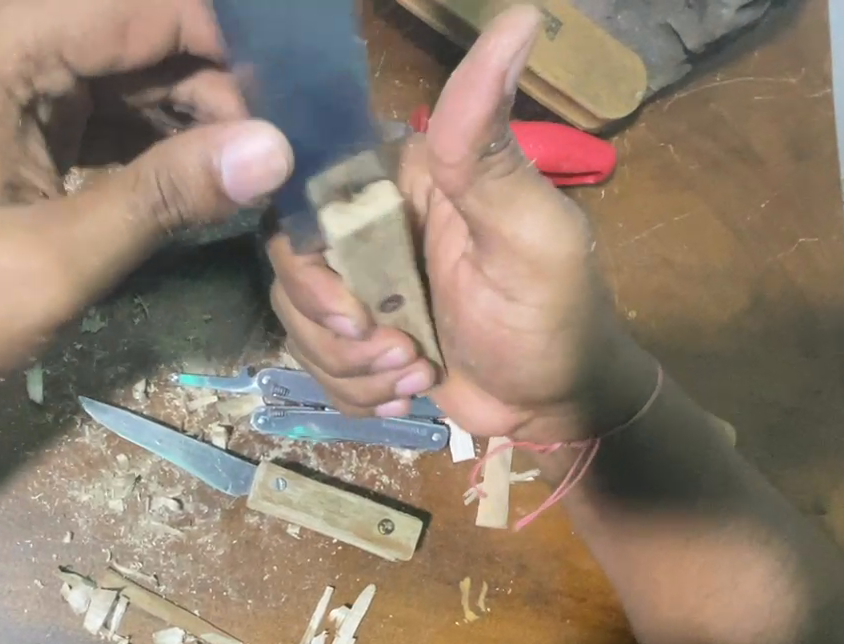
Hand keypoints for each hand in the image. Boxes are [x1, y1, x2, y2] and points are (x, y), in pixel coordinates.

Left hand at [0, 0, 292, 387]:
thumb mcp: (62, 256)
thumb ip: (163, 198)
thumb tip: (273, 150)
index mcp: (5, 45)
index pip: (144, 8)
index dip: (228, 44)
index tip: (297, 100)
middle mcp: (13, 39)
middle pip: (144, 30)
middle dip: (219, 81)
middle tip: (281, 147)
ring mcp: (23, 80)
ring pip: (138, 72)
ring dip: (198, 114)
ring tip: (255, 167)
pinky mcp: (34, 123)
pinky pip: (118, 111)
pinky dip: (164, 143)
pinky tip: (207, 177)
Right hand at [267, 4, 648, 441]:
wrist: (551, 405)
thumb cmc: (550, 319)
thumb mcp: (527, 237)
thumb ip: (488, 151)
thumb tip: (514, 20)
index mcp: (404, 185)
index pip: (309, 201)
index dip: (311, 267)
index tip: (354, 317)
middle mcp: (371, 228)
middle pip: (292, 272)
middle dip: (338, 336)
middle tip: (403, 356)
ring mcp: (362, 288)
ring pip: (300, 326)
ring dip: (353, 371)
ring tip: (417, 375)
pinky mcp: (359, 339)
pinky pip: (317, 364)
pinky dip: (357, 392)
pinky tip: (406, 392)